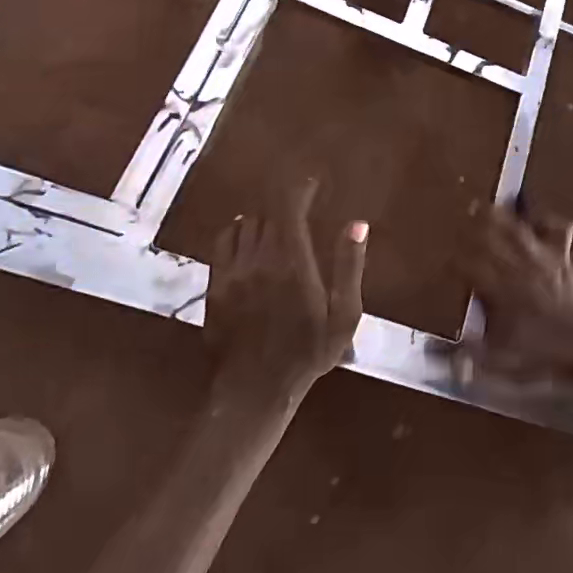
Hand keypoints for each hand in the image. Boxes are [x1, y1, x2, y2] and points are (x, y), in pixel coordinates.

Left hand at [204, 180, 366, 401]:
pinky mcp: (215, 285)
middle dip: (285, 206)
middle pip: (267, 213)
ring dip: (263, 218)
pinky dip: (237, 232)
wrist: (255, 388)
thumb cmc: (308, 352)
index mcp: (293, 263)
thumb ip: (349, 266)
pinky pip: (222, 242)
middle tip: (301, 210)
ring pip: (244, 225)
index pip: (290, 209)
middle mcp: (259, 260)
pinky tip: (248, 240)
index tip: (312, 183)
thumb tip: (357, 224)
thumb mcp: (343, 315)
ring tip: (277, 225)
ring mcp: (233, 272)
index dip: (300, 189)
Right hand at [458, 204, 572, 375]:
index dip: (456, 263)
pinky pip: (556, 232)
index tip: (447, 263)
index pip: (470, 268)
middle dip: (472, 228)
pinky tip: (538, 217)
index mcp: (500, 292)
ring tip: (488, 205)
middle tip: (459, 220)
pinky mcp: (565, 259)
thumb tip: (441, 349)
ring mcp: (544, 261)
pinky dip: (546, 221)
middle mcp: (520, 270)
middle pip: (490, 240)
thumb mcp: (502, 362)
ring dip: (500, 217)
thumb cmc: (549, 354)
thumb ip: (470, 352)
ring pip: (517, 231)